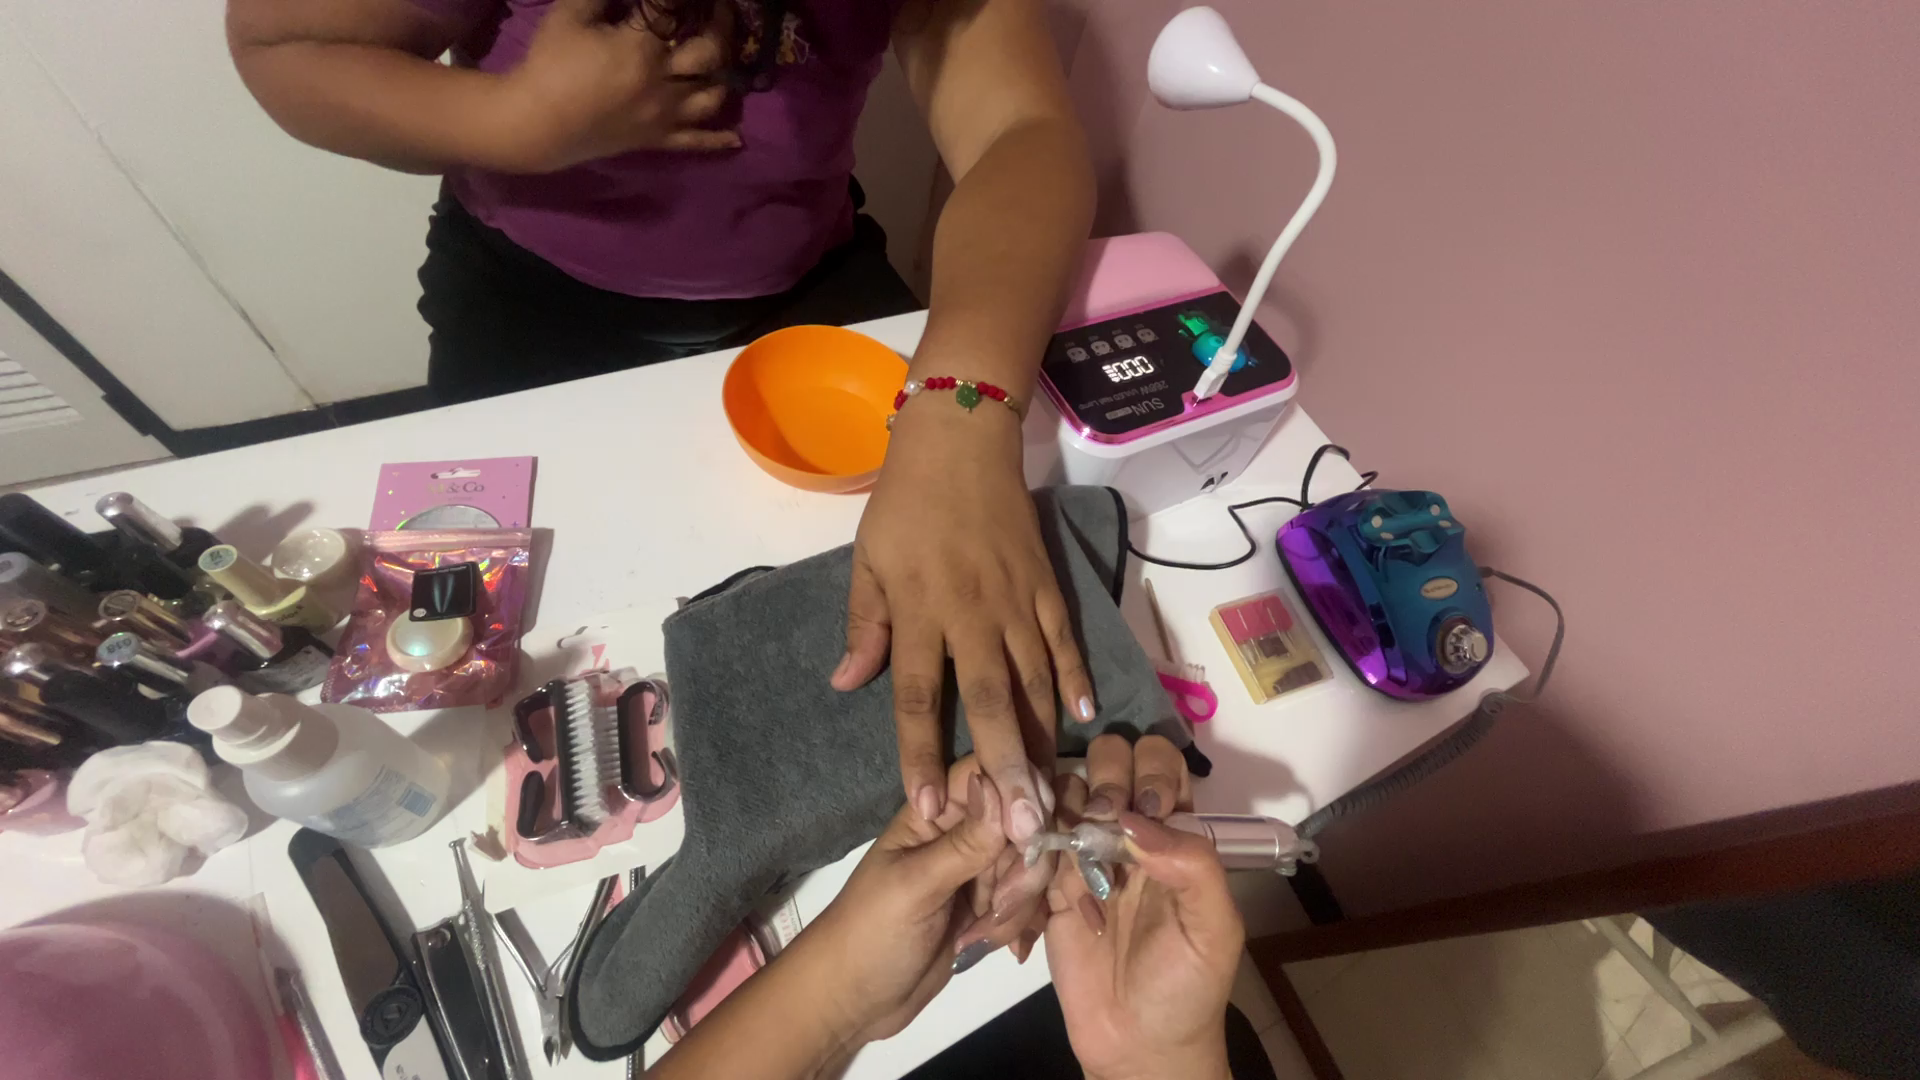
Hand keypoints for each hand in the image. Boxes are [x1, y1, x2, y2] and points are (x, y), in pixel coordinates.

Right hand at [498, 0, 739, 170]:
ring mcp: (666, 115)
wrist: (542, 122)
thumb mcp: (571, 12)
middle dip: (722, 25)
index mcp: (643, 47)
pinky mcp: (659, 140)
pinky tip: (737, 138)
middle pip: (710, 53)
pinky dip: (719, 140)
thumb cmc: (552, 62)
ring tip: (729, 61)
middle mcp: (665, 83)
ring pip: (713, 97)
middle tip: (722, 8)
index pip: (674, 9)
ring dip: (726, 77)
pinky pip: (697, 142)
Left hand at [794, 762, 1011, 1043]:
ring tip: (979, 935)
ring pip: (1032, 861)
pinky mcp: (991, 900)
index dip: (1021, 791)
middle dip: (1024, 865)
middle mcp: (963, 827)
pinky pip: (1027, 896)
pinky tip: (987, 946)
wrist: (854, 1001)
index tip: (1033, 833)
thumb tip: (998, 782)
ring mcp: (980, 865)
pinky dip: (1018, 923)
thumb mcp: (916, 887)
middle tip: (999, 905)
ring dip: (1018, 902)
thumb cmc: (871, 934)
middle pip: (1024, 818)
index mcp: (935, 808)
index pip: (989, 771)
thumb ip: (965, 842)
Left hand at [834, 399, 1094, 907]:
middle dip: (1003, 767)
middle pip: (989, 702)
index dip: (919, 756)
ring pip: (1035, 681)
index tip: (928, 810)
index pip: (916, 698)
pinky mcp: (1048, 586)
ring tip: (1052, 791)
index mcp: (920, 613)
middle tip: (1022, 827)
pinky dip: (1075, 680)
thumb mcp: (868, 560)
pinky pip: (1064, 641)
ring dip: (1043, 737)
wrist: (960, 443)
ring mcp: (1017, 603)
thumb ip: (865, 625)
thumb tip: (847, 684)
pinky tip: (1084, 719)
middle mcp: (971, 618)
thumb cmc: (905, 504)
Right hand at [1045, 735, 1241, 1079]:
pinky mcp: (1050, 877)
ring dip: (1068, 805)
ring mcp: (1086, 849)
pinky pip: (1036, 834)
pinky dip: (1037, 840)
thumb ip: (1194, 865)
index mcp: (1174, 833)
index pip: (1162, 763)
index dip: (1151, 769)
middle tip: (1103, 821)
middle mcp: (1129, 829)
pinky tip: (1053, 877)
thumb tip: (1137, 821)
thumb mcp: (1214, 929)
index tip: (1146, 807)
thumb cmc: (1186, 987)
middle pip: (1109, 761)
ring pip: (1067, 787)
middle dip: (1106, 777)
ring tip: (1077, 852)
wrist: (1136, 1046)